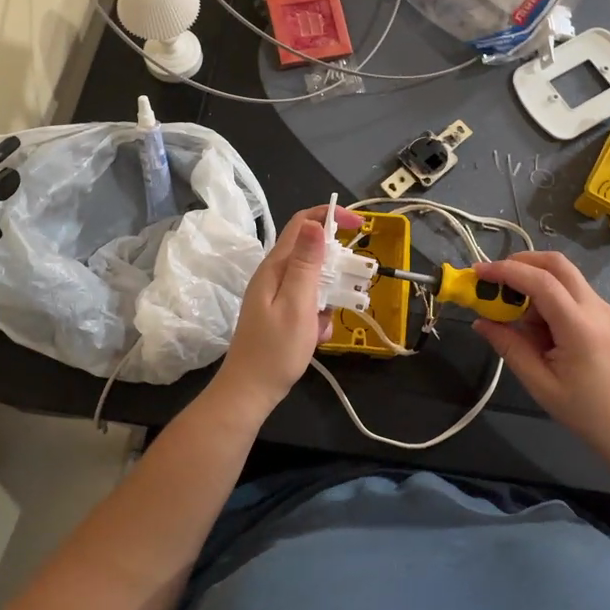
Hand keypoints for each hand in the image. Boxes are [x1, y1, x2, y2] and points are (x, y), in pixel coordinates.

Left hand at [213, 203, 364, 414]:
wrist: (250, 392)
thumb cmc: (275, 349)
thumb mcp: (297, 304)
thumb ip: (307, 263)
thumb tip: (315, 223)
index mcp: (275, 266)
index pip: (303, 224)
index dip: (331, 216)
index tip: (360, 226)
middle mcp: (274, 274)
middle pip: (311, 251)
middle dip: (335, 265)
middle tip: (350, 283)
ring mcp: (276, 294)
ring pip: (313, 280)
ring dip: (328, 296)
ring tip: (325, 321)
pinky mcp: (280, 313)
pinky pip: (308, 302)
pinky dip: (318, 315)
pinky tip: (317, 336)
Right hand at [471, 252, 609, 450]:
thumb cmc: (585, 412)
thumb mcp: (540, 384)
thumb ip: (510, 347)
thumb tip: (480, 322)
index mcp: (579, 327)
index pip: (541, 281)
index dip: (507, 271)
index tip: (479, 272)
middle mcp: (596, 308)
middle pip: (557, 264)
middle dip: (522, 261)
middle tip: (495, 277)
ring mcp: (605, 310)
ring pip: (566, 275)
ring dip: (536, 278)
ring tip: (514, 308)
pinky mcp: (607, 316)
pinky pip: (574, 291)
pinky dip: (550, 293)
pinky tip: (537, 323)